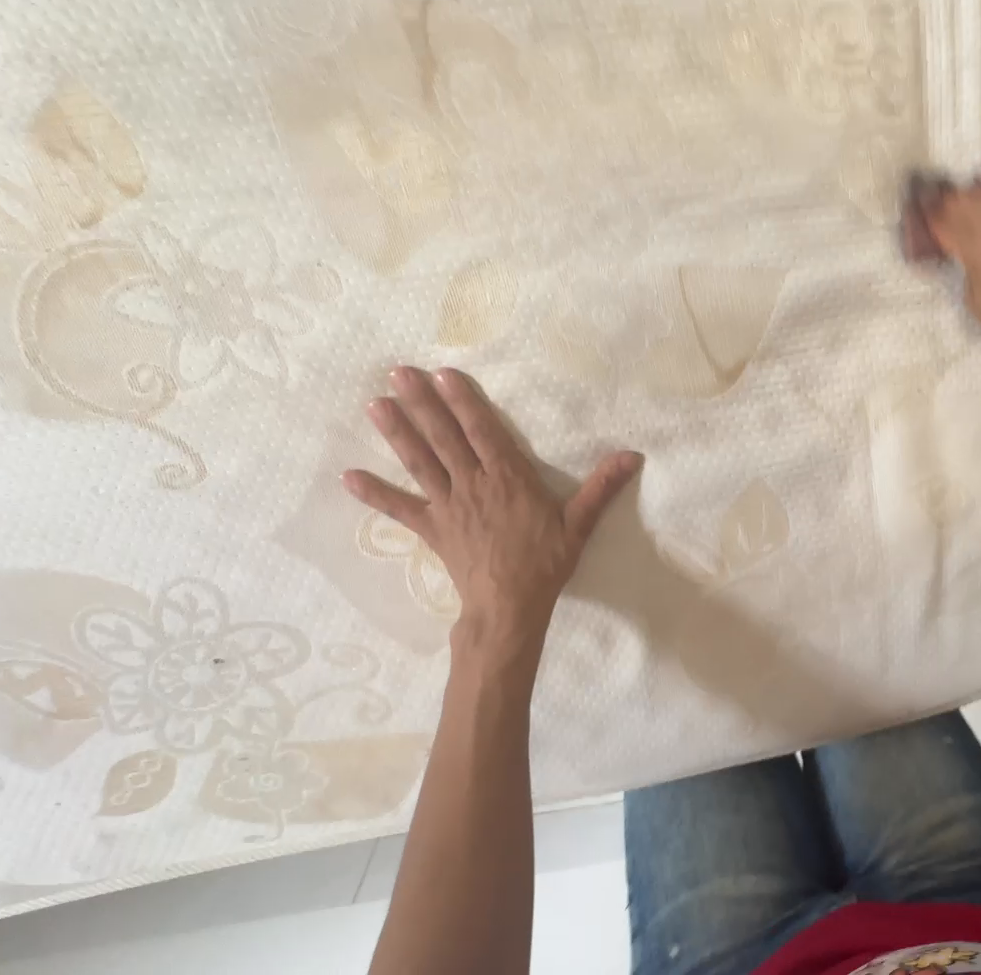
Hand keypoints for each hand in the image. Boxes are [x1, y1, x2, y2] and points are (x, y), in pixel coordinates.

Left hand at [342, 366, 641, 665]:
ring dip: (396, 433)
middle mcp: (473, 485)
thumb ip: (602, 487)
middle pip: (444, 438)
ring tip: (375, 404)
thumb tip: (632, 456)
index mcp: (508, 479)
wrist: (509, 606)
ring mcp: (448, 507)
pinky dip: (374, 494)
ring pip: (419, 463)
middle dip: (422, 404)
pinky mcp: (432, 530)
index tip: (443, 374)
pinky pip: (399, 509)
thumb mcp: (579, 524)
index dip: (463, 401)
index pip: (483, 431)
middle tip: (398, 373)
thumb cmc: (545, 563)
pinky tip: (348, 476)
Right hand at [922, 160, 980, 392]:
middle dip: (954, 202)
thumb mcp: (976, 303)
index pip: (947, 221)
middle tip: (944, 205)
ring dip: (980, 197)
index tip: (924, 213)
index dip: (932, 216)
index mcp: (980, 250)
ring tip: (972, 202)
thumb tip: (963, 254)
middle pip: (971, 200)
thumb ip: (967, 269)